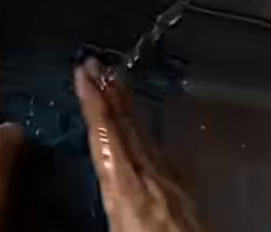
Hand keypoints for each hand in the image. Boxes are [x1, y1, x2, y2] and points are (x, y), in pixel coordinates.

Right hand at [74, 61, 208, 231]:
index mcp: (129, 194)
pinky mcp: (189, 202)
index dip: (92, 102)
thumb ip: (105, 209)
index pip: (107, 136)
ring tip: (114, 81)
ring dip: (127, 106)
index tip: (81, 71)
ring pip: (146, 137)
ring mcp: (174, 190)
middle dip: (108, 92)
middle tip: (94, 62)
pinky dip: (146, 132)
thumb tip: (92, 180)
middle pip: (127, 128)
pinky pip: (162, 154)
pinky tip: (144, 130)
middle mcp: (152, 182)